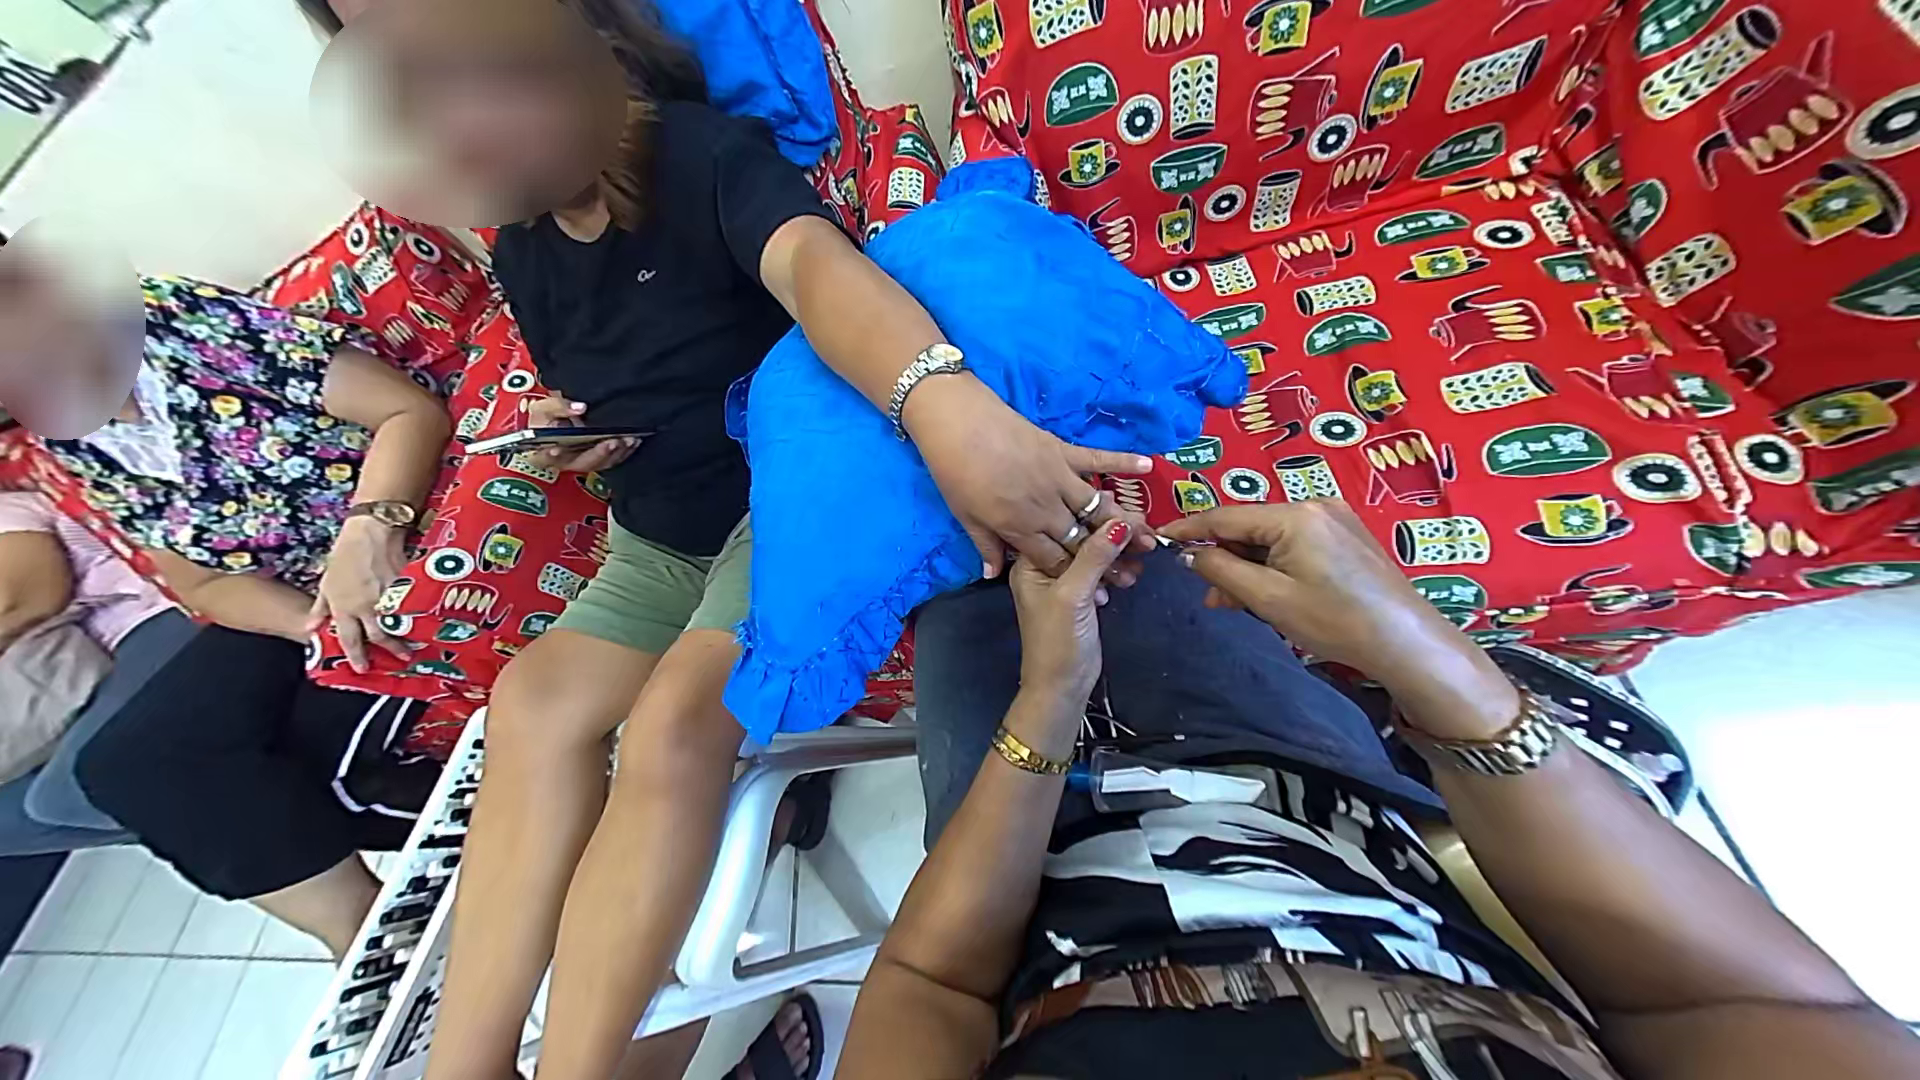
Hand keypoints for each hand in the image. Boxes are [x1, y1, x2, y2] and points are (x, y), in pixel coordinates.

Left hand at [309, 516, 411, 672]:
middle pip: (378, 635)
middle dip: (390, 649)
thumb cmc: (344, 558)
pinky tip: (427, 621)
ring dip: (407, 636)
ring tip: (417, 644)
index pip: (349, 638)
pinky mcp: (406, 587)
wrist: (369, 537)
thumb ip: (321, 607)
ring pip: (397, 623)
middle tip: (402, 659)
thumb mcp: (326, 583)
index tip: (363, 669)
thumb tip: (310, 627)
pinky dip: (418, 616)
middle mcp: (365, 606)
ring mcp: (387, 597)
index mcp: (343, 607)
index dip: (356, 655)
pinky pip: (412, 606)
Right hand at [526, 396, 639, 472]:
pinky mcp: (601, 460)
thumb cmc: (547, 418)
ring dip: (618, 452)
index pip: (545, 457)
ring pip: (603, 463)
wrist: (559, 422)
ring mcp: (586, 462)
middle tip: (611, 442)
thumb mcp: (544, 408)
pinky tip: (635, 441)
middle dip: (599, 453)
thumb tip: (580, 407)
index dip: (551, 455)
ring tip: (629, 440)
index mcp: (546, 452)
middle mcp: (568, 462)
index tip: (556, 449)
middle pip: (583, 463)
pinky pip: (615, 459)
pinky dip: (626, 450)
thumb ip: (558, 406)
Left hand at [904, 374, 1156, 578]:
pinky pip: (1098, 459)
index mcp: (1018, 529)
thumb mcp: (965, 516)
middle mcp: (1045, 510)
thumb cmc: (953, 472)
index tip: (1099, 589)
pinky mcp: (1063, 451)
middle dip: (1110, 558)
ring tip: (1147, 535)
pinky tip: (1149, 466)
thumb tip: (992, 575)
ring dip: (1123, 523)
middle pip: (1082, 540)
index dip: (1077, 576)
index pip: (1055, 560)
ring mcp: (1057, 479)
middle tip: (1135, 568)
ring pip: (1097, 508)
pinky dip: (1124, 460)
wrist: (956, 422)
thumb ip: (986, 546)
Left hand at [1010, 517, 1131, 709]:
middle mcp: (1046, 566)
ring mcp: (1065, 581)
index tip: (1130, 513)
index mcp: (1031, 561)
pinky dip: (1118, 569)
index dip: (1097, 516)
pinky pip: (1102, 571)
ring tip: (1144, 553)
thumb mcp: (1074, 595)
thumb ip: (1094, 557)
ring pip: (1096, 553)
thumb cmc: (1058, 641)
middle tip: (1145, 534)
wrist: (1062, 686)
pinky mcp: (1082, 595)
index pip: (1064, 525)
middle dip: (1114, 533)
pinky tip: (1132, 574)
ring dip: (1120, 552)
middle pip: (1083, 537)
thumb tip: (1121, 522)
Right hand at [1158, 501, 1516, 735]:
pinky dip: (1269, 566)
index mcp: (1294, 515)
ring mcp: (1331, 519)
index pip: (1225, 516)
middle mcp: (1312, 505)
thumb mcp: (1267, 597)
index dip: (1188, 527)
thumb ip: (1220, 569)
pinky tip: (1262, 592)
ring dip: (1244, 566)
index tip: (1159, 536)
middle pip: (1247, 527)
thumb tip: (1190, 553)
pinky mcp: (1342, 537)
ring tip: (1232, 602)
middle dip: (1222, 558)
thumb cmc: (1334, 620)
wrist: (1408, 644)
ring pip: (1267, 538)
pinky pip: (1290, 544)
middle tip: (1208, 595)